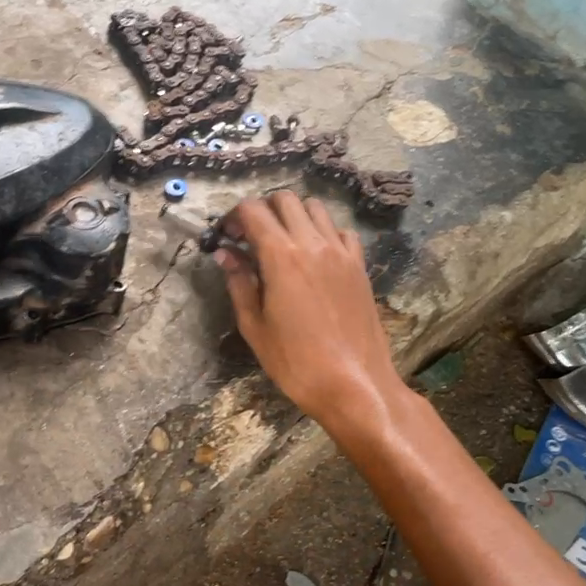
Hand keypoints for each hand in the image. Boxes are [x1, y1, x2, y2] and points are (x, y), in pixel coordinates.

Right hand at [215, 192, 406, 442]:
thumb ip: (239, 282)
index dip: (233, 217)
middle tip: (250, 238)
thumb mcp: (254, 325)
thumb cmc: (295, 361)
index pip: (253, 211)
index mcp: (282, 257)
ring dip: (293, 217)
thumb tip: (225, 254)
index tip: (226, 236)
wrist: (354, 385)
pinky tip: (313, 258)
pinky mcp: (360, 267)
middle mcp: (314, 244)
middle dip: (262, 211)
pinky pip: (341, 232)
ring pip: (315, 209)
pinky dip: (323, 233)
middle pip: (285, 200)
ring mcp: (341, 253)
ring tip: (281, 244)